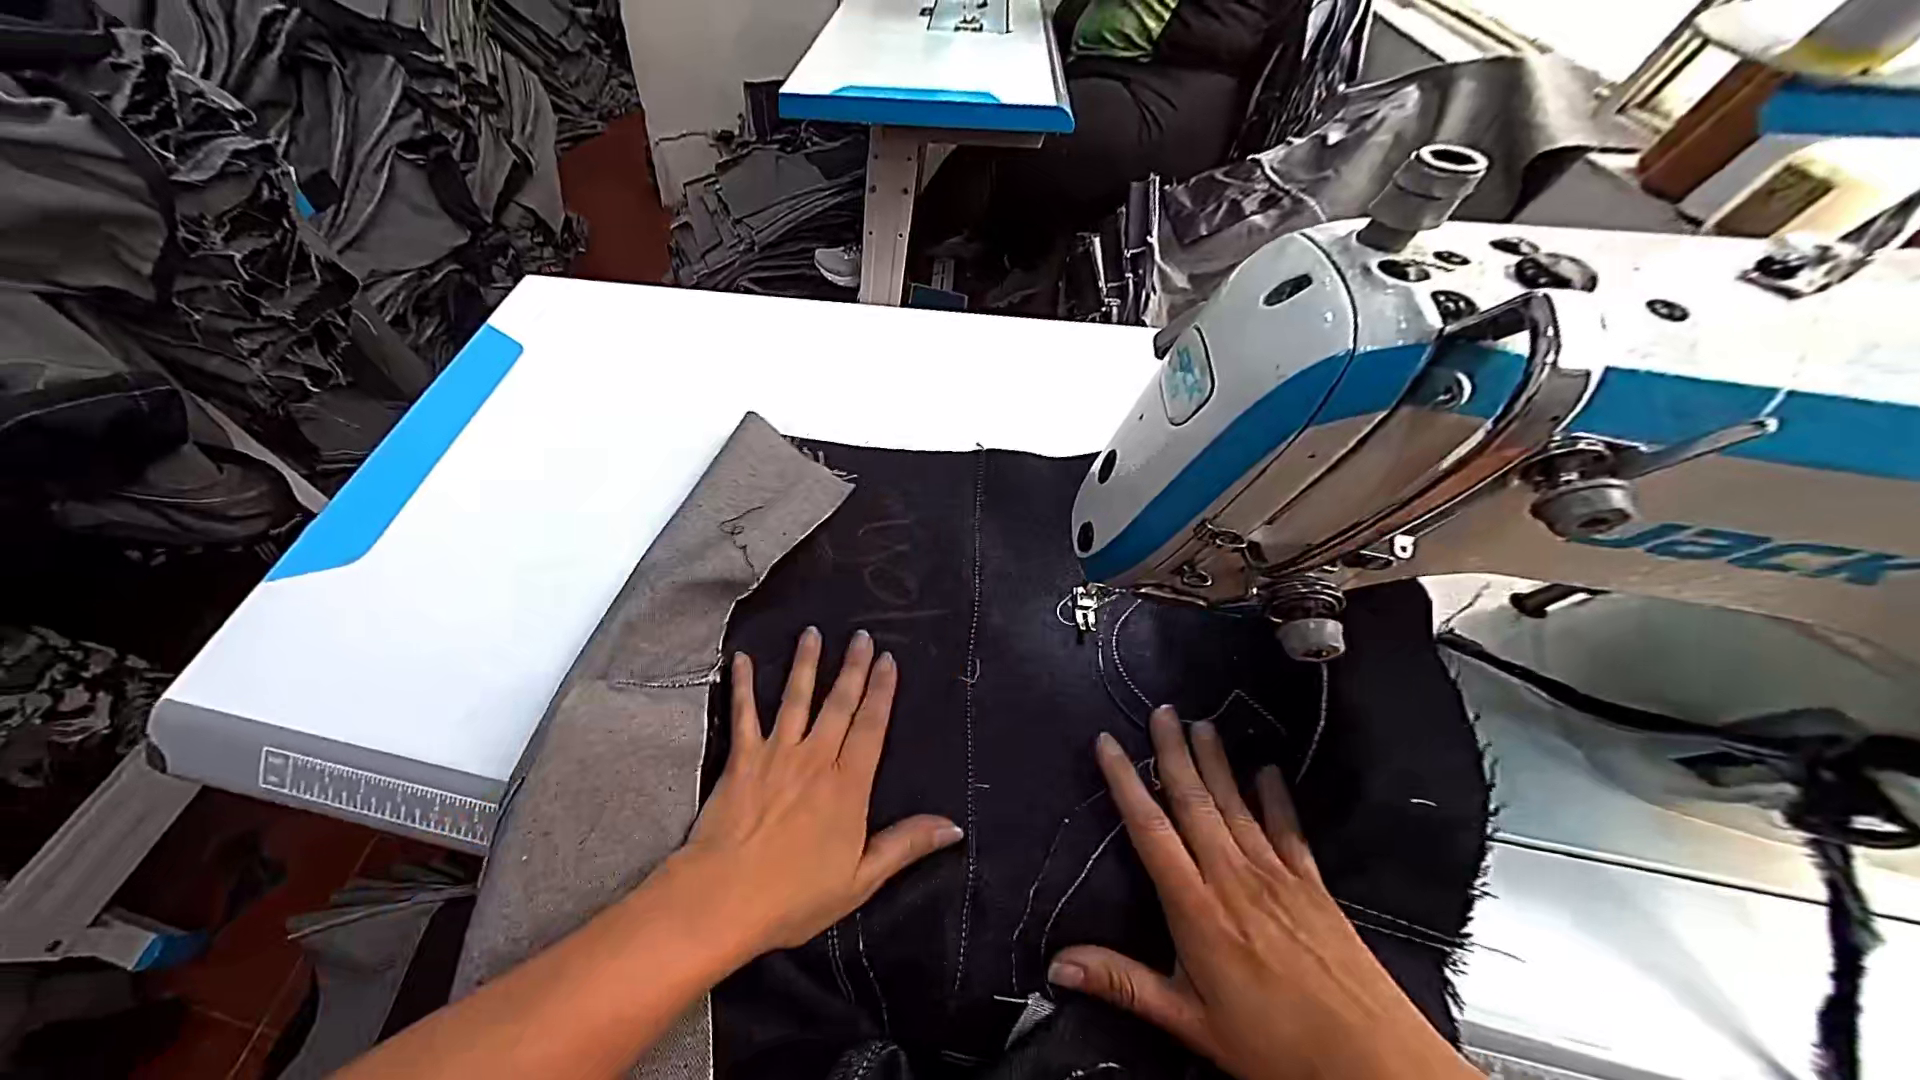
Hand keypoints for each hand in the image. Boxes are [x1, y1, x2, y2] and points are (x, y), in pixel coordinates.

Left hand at [661, 627, 962, 959]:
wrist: (723, 899)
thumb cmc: (795, 894)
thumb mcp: (862, 878)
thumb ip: (907, 845)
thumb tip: (954, 828)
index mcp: (848, 785)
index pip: (871, 726)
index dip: (881, 691)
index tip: (887, 660)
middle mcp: (816, 758)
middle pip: (839, 704)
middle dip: (853, 667)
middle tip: (861, 636)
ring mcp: (776, 755)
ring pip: (796, 699)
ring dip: (806, 664)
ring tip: (812, 633)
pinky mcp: (741, 760)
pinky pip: (744, 715)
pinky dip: (743, 686)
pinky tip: (742, 659)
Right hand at [1047, 707, 1477, 1079]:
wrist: (1376, 1067)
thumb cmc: (1277, 1049)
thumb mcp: (1190, 1022)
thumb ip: (1123, 983)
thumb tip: (1060, 965)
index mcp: (1197, 907)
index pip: (1150, 828)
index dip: (1125, 781)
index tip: (1108, 744)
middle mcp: (1233, 877)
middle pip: (1194, 800)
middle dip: (1173, 751)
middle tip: (1162, 711)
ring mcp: (1276, 875)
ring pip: (1236, 803)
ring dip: (1216, 761)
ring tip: (1201, 724)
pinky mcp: (1312, 884)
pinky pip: (1288, 829)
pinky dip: (1276, 796)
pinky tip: (1269, 770)